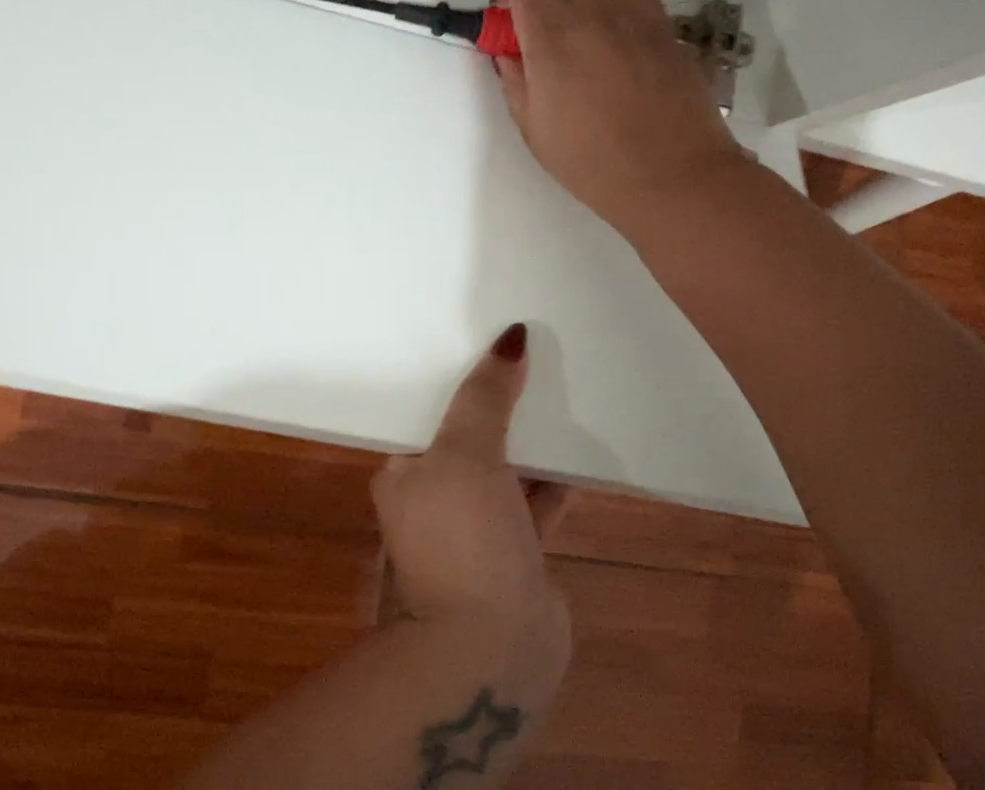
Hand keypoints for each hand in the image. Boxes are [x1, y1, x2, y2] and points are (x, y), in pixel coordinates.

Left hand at [371, 324, 570, 637]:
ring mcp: (474, 528)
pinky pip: (534, 501)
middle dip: (495, 403)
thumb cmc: (462, 539)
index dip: (450, 377)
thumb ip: (485, 397)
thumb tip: (510, 339)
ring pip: (503, 468)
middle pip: (466, 436)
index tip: (478, 337)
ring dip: (528, 439)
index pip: (422, 411)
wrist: (492, 647)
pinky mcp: (513, 551)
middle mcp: (432, 497)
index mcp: (402, 471)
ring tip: (559, 386)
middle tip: (528, 353)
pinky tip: (581, 450)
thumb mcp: (465, 454)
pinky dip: (554, 480)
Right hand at [492, 0, 751, 235]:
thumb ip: (515, 78)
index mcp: (555, 33)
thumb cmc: (591, 161)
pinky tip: (611, 25)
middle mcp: (599, 4)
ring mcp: (640, 8)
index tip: (506, 8)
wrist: (673, 174)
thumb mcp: (533, 126)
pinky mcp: (667, 21)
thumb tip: (509, 51)